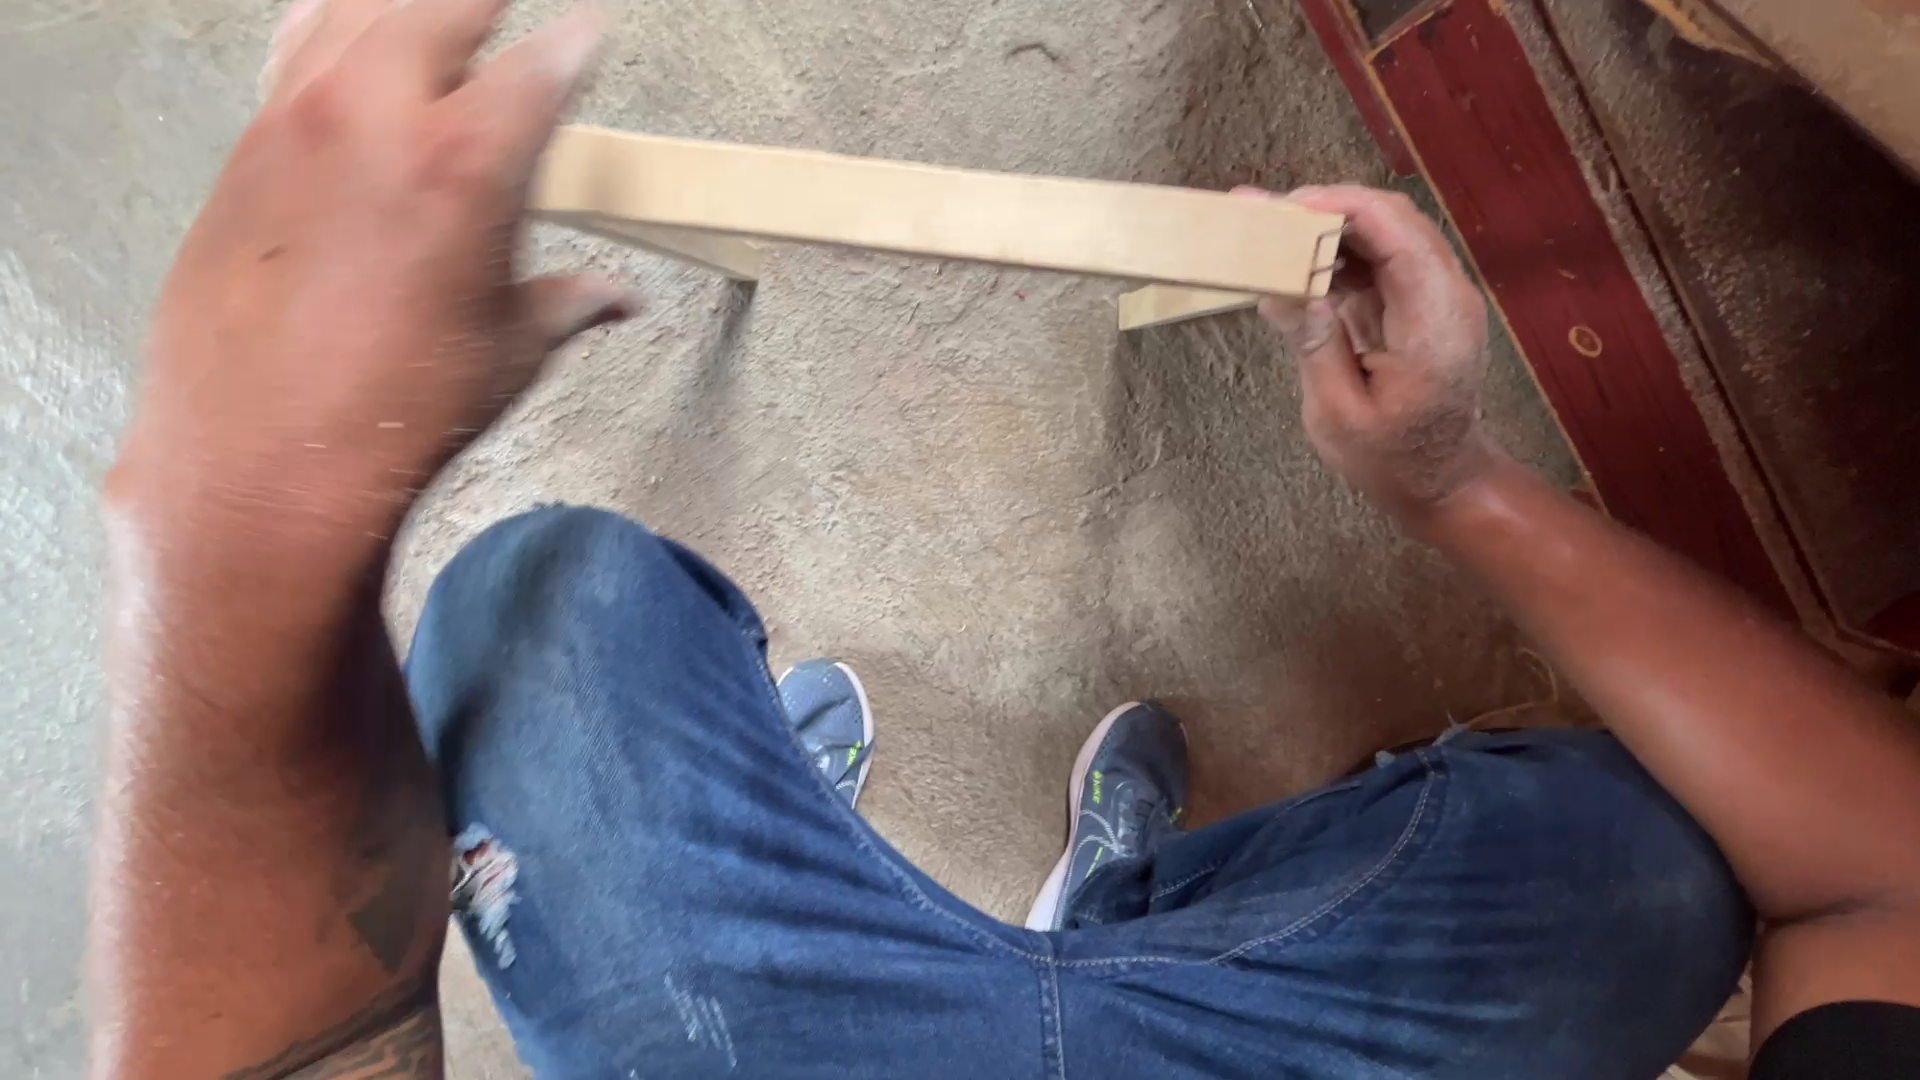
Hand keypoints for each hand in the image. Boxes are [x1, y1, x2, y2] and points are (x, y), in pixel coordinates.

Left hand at [110, 0, 634, 541]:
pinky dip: (335, 32)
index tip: (592, 30)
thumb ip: (575, 300)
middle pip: (438, 3)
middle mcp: (375, 118)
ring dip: (406, 4)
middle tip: (517, 12)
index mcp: (467, 167)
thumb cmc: (407, 401)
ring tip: (439, 14)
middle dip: (487, 2)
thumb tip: (620, 297)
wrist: (273, 445)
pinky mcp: (248, 145)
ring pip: (351, 7)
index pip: (539, 71)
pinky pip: (293, 49)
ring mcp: (298, 120)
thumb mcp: (518, 347)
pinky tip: (353, 49)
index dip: (576, 45)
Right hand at [1246, 184, 1500, 527]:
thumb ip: (1314, 345)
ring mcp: (1431, 299)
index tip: (1282, 208)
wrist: (1440, 480)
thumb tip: (1282, 289)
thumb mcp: (1338, 413)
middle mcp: (1443, 295)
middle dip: (1325, 209)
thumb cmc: (1389, 459)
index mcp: (1432, 321)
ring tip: (1268, 231)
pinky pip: (1376, 264)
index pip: (1394, 233)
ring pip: (1382, 237)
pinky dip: (1334, 257)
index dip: (1339, 207)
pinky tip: (1295, 263)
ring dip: (1326, 229)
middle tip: (1261, 213)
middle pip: (1389, 223)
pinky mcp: (1414, 308)